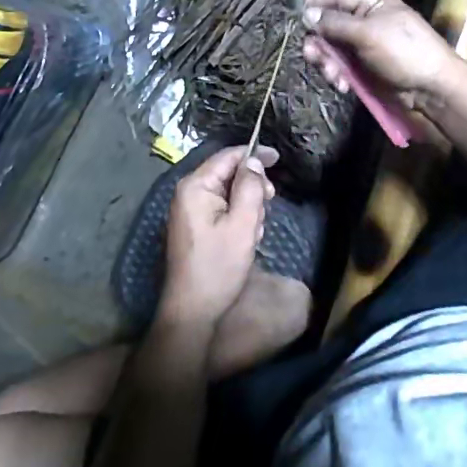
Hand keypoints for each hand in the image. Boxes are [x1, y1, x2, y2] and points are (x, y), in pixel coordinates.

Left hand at [158, 145, 275, 328]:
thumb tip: (254, 161)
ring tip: (255, 231)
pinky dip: (237, 217)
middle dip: (251, 186)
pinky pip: (221, 209)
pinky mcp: (194, 226)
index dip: (254, 154)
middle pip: (228, 173)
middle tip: (269, 204)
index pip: (227, 157)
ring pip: (228, 192)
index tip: (278, 158)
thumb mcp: (243, 225)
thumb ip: (250, 188)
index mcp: (195, 187)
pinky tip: (246, 238)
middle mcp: (188, 192)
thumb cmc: (218, 267)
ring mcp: (189, 210)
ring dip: (247, 206)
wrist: (192, 312)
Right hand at [298, 0, 458, 102]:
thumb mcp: (368, 32)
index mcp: (373, 4)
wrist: (431, 88)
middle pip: (330, 25)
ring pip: (333, 50)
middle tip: (311, 53)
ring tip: (333, 75)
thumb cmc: (404, 51)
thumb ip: (335, 23)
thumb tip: (308, 14)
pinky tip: (344, 85)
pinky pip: (343, 68)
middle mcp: (368, 22)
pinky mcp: (366, 69)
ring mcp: (366, 47)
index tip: (294, 5)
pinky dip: (339, 76)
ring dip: (328, 62)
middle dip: (319, 41)